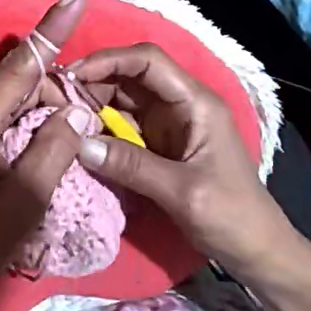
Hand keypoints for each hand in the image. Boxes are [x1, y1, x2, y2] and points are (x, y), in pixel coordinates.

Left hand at [0, 0, 92, 310]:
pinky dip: (31, 123)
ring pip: (15, 100)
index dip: (52, 31)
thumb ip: (55, 147)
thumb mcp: (26, 197)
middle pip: (21, 82)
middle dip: (58, 90)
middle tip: (88, 119)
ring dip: (47, 109)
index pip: (21, 65)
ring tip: (73, 136)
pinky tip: (51, 142)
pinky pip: (5, 118)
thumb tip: (78, 109)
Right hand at [70, 43, 299, 273]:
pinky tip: (78, 137)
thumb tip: (79, 144)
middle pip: (131, 76)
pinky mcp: (159, 145)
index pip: (149, 61)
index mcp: (196, 103)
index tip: (72, 75)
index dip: (109, 60)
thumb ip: (132, 166)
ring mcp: (168, 124)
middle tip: (55, 99)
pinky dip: (100, 128)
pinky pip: (123, 126)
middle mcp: (180, 105)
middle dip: (94, 81)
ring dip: (93, 105)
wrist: (255, 250)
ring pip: (123, 100)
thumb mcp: (182, 192)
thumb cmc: (231, 215)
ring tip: (60, 117)